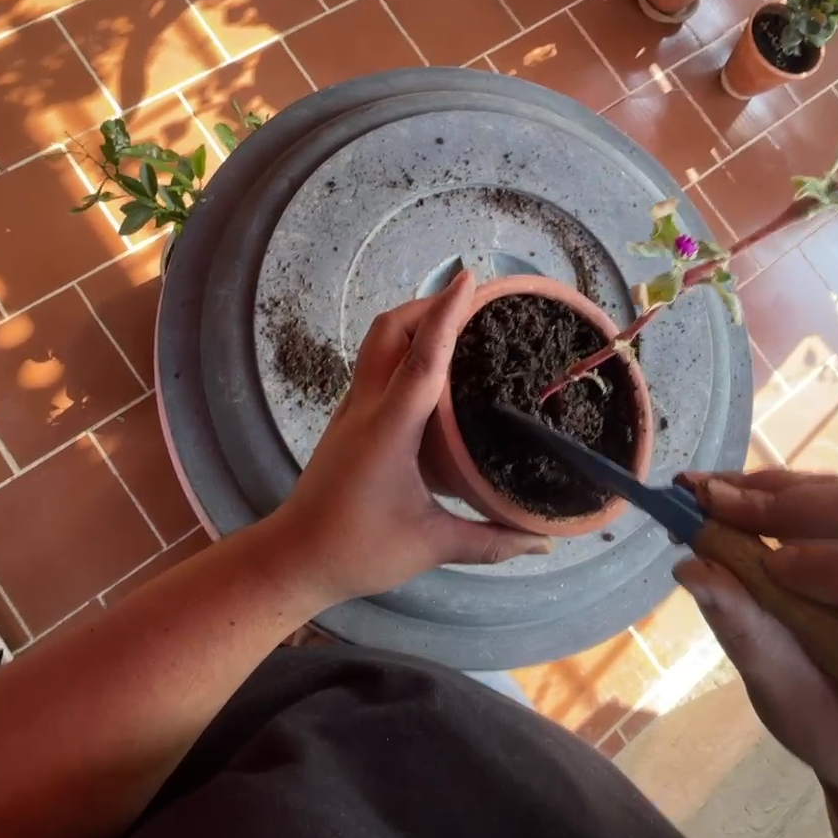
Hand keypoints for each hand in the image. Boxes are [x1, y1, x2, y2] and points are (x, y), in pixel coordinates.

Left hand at [271, 271, 549, 601]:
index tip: (468, 279)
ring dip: (414, 324)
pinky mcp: (349, 421)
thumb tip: (543, 544)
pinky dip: (405, 351)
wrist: (294, 557)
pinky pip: (376, 368)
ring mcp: (351, 411)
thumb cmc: (357, 550)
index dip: (446, 315)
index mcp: (388, 429)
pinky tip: (435, 373)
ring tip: (459, 327)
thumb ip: (490, 541)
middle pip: (388, 332)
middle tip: (471, 303)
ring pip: (377, 345)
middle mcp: (366, 408)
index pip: (423, 360)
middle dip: (426, 306)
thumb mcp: (429, 545)